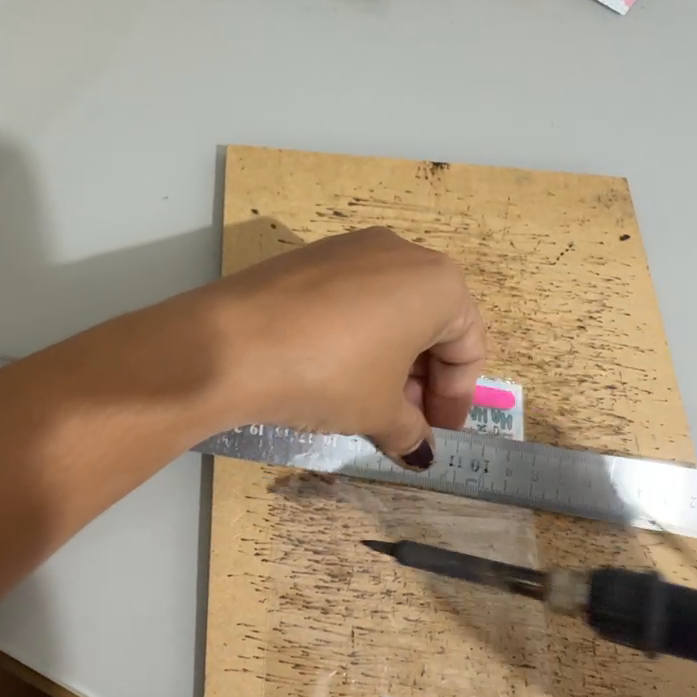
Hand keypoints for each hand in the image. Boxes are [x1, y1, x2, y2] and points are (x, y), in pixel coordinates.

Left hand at [203, 226, 485, 468]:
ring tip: (367, 404)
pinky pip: (349, 298)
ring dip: (388, 358)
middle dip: (421, 378)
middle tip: (404, 424)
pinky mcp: (307, 256)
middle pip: (429, 323)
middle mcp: (400, 251)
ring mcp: (349, 248)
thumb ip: (411, 430)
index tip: (439, 433)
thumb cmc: (328, 374)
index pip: (468, 347)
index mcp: (438, 282)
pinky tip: (331, 372)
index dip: (457, 398)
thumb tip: (418, 448)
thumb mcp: (379, 411)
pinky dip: (354, 335)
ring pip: (388, 309)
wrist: (228, 344)